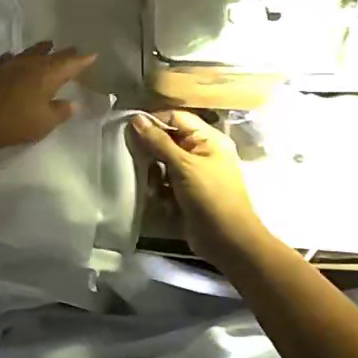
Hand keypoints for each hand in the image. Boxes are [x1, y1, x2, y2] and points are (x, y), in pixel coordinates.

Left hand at [0, 42, 96, 158]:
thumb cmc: (15, 124)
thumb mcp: (44, 122)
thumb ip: (60, 111)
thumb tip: (72, 103)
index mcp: (47, 75)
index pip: (70, 64)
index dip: (82, 60)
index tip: (92, 55)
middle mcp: (29, 64)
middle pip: (51, 55)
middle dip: (64, 54)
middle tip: (73, 50)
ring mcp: (8, 65)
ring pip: (29, 52)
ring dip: (40, 49)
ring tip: (48, 44)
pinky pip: (8, 59)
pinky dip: (16, 57)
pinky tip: (13, 58)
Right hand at [130, 109, 269, 264]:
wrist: (226, 239)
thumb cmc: (209, 196)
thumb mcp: (183, 165)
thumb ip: (158, 141)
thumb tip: (136, 119)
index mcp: (209, 139)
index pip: (176, 118)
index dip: (154, 120)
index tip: (130, 129)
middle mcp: (202, 152)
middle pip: (168, 139)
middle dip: (151, 149)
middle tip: (137, 157)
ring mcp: (194, 173)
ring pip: (163, 162)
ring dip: (154, 172)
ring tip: (154, 185)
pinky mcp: (185, 192)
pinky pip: (165, 181)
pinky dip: (159, 188)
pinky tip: (160, 199)